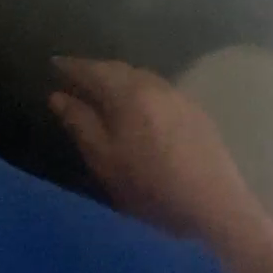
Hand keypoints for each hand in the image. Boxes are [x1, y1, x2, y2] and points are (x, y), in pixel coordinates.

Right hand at [50, 57, 270, 247]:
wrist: (219, 208)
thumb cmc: (152, 184)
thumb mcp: (105, 158)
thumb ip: (79, 123)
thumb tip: (57, 96)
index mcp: (127, 92)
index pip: (92, 69)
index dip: (70, 66)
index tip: (53, 63)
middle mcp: (153, 85)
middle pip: (117, 68)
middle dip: (94, 70)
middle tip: (75, 76)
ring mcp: (178, 97)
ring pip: (140, 77)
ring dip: (119, 78)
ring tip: (105, 90)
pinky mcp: (196, 112)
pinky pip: (158, 89)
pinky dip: (140, 89)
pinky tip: (138, 106)